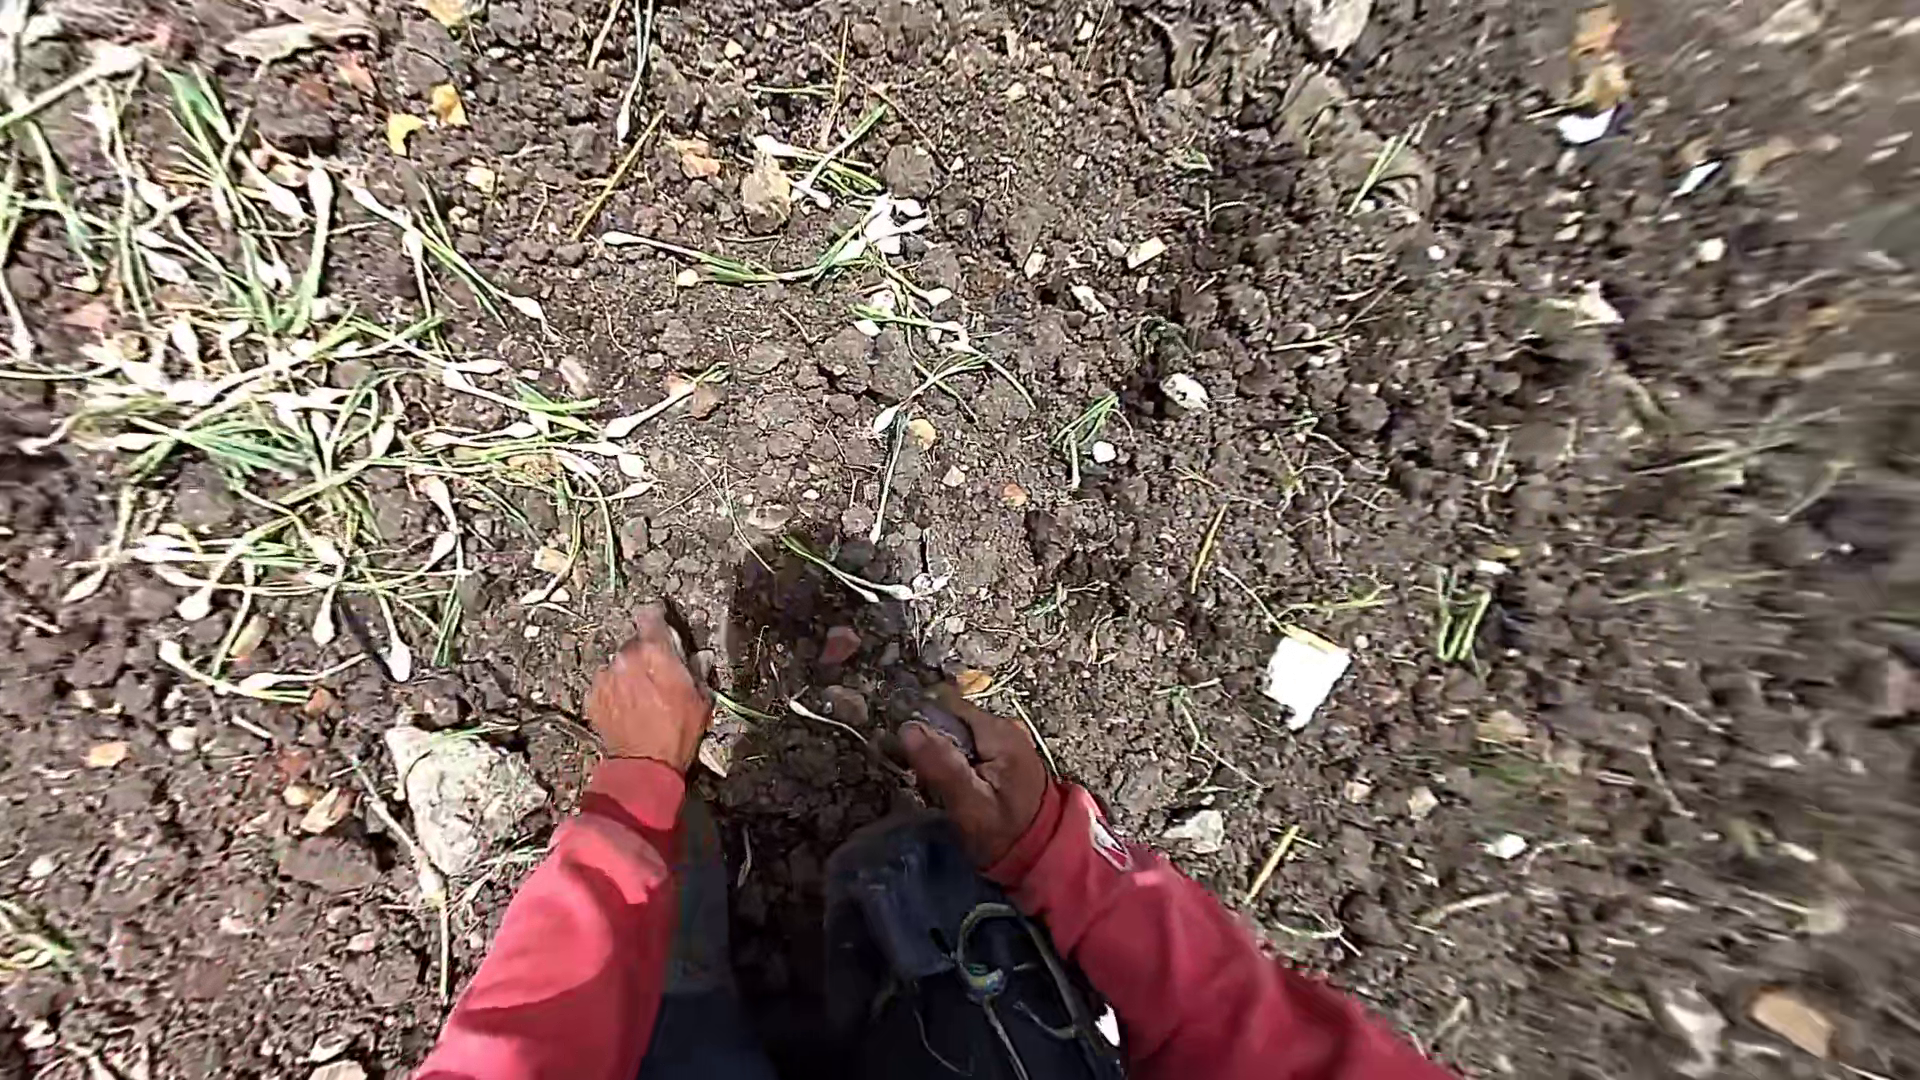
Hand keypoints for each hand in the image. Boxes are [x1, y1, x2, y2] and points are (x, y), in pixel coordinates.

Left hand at [585, 602, 710, 771]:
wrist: (645, 763)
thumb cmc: (677, 730)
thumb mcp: (701, 698)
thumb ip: (697, 670)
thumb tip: (699, 658)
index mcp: (655, 652)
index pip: (651, 617)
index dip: (657, 618)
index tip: (660, 622)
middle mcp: (626, 658)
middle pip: (635, 642)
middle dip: (646, 652)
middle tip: (658, 672)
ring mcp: (606, 677)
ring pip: (619, 663)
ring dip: (628, 671)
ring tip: (642, 693)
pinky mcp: (593, 696)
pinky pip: (606, 682)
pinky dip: (615, 688)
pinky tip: (629, 705)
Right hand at [899, 684, 1048, 865]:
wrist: (1046, 856)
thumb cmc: (1005, 834)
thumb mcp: (969, 804)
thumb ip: (941, 765)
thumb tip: (908, 729)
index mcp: (998, 731)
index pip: (948, 707)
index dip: (924, 725)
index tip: (909, 753)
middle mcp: (1005, 727)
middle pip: (954, 720)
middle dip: (934, 744)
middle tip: (925, 780)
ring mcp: (1009, 739)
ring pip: (961, 735)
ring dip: (945, 756)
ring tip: (939, 788)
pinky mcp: (1007, 754)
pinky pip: (973, 748)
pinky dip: (959, 763)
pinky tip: (957, 788)